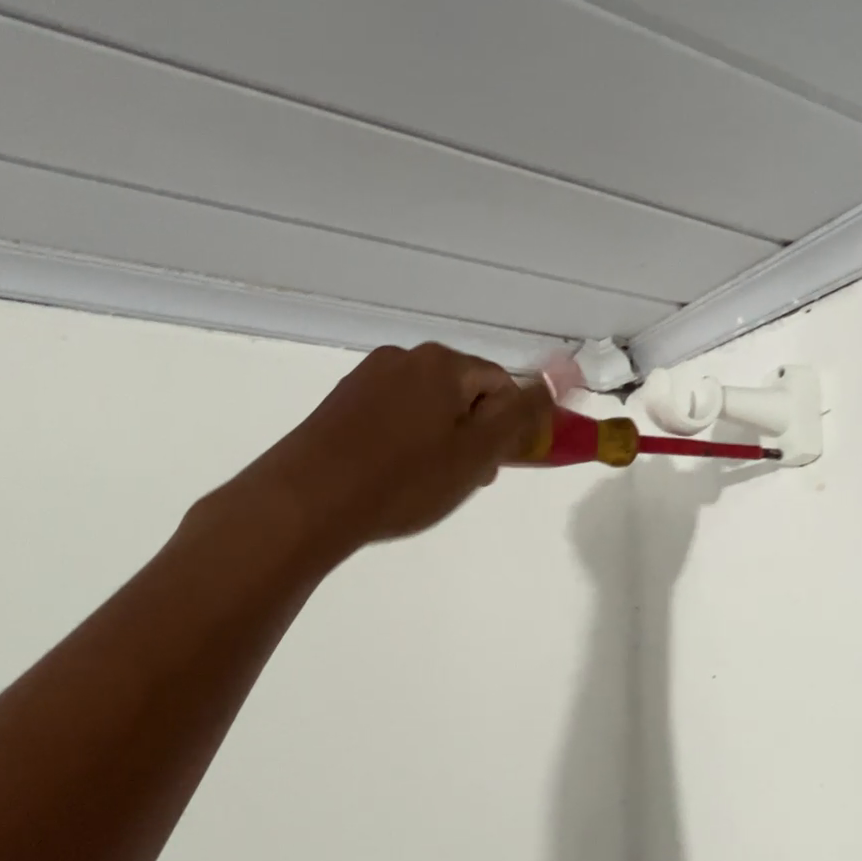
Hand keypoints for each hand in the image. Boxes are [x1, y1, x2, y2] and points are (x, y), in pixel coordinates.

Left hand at [217, 343, 552, 561]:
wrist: (305, 502)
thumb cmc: (403, 480)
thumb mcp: (477, 452)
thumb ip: (522, 414)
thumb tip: (556, 377)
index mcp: (443, 363)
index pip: (501, 384)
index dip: (506, 428)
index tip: (489, 468)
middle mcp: (404, 358)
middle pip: (462, 392)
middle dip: (472, 434)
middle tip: (460, 481)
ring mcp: (367, 377)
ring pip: (426, 405)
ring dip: (439, 440)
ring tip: (423, 485)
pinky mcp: (340, 402)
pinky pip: (391, 415)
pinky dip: (403, 441)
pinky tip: (391, 476)